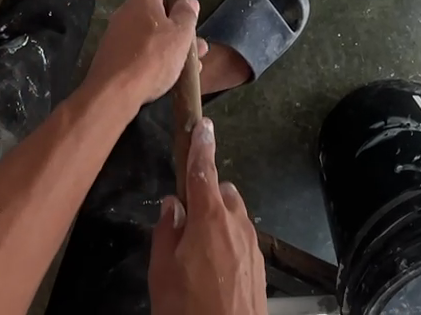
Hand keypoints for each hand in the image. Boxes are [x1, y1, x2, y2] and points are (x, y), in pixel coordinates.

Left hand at [84, 0, 199, 108]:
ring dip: (172, 39)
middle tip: (194, 24)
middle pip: (155, 4)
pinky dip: (159, 54)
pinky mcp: (115, 55)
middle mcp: (128, 10)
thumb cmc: (151, 58)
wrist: (113, 94)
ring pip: (152, 30)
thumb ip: (186, 15)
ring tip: (195, 56)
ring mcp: (119, 33)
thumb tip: (187, 0)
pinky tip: (175, 72)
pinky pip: (142, 48)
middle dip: (177, 15)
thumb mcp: (180, 35)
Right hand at [149, 118, 266, 314]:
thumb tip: (173, 205)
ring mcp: (251, 246)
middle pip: (222, 193)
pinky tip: (214, 273)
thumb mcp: (161, 273)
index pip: (203, 170)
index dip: (201, 145)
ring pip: (234, 217)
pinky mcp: (259, 266)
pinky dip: (228, 244)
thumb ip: (166, 232)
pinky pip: (242, 240)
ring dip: (218, 223)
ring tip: (198, 257)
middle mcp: (236, 224)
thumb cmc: (188, 310)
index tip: (204, 124)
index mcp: (209, 218)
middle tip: (185, 227)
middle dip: (207, 199)